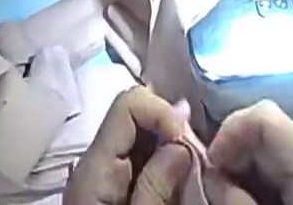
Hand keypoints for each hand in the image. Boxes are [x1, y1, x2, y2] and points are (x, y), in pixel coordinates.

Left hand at [65, 87, 195, 204]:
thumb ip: (156, 186)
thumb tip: (181, 139)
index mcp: (94, 166)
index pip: (128, 103)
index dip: (161, 110)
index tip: (188, 139)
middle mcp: (94, 160)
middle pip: (135, 115)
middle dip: (169, 125)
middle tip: (198, 156)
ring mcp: (100, 174)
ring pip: (139, 134)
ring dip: (169, 143)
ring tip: (193, 166)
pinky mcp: (109, 188)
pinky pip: (137, 157)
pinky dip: (161, 161)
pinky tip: (178, 178)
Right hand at [206, 101, 292, 204]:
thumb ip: (237, 202)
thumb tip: (209, 172)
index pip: (266, 116)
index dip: (229, 131)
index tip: (209, 165)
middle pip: (269, 133)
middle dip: (235, 153)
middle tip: (213, 186)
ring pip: (275, 155)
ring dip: (245, 171)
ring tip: (227, 197)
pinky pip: (287, 178)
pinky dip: (262, 186)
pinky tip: (249, 203)